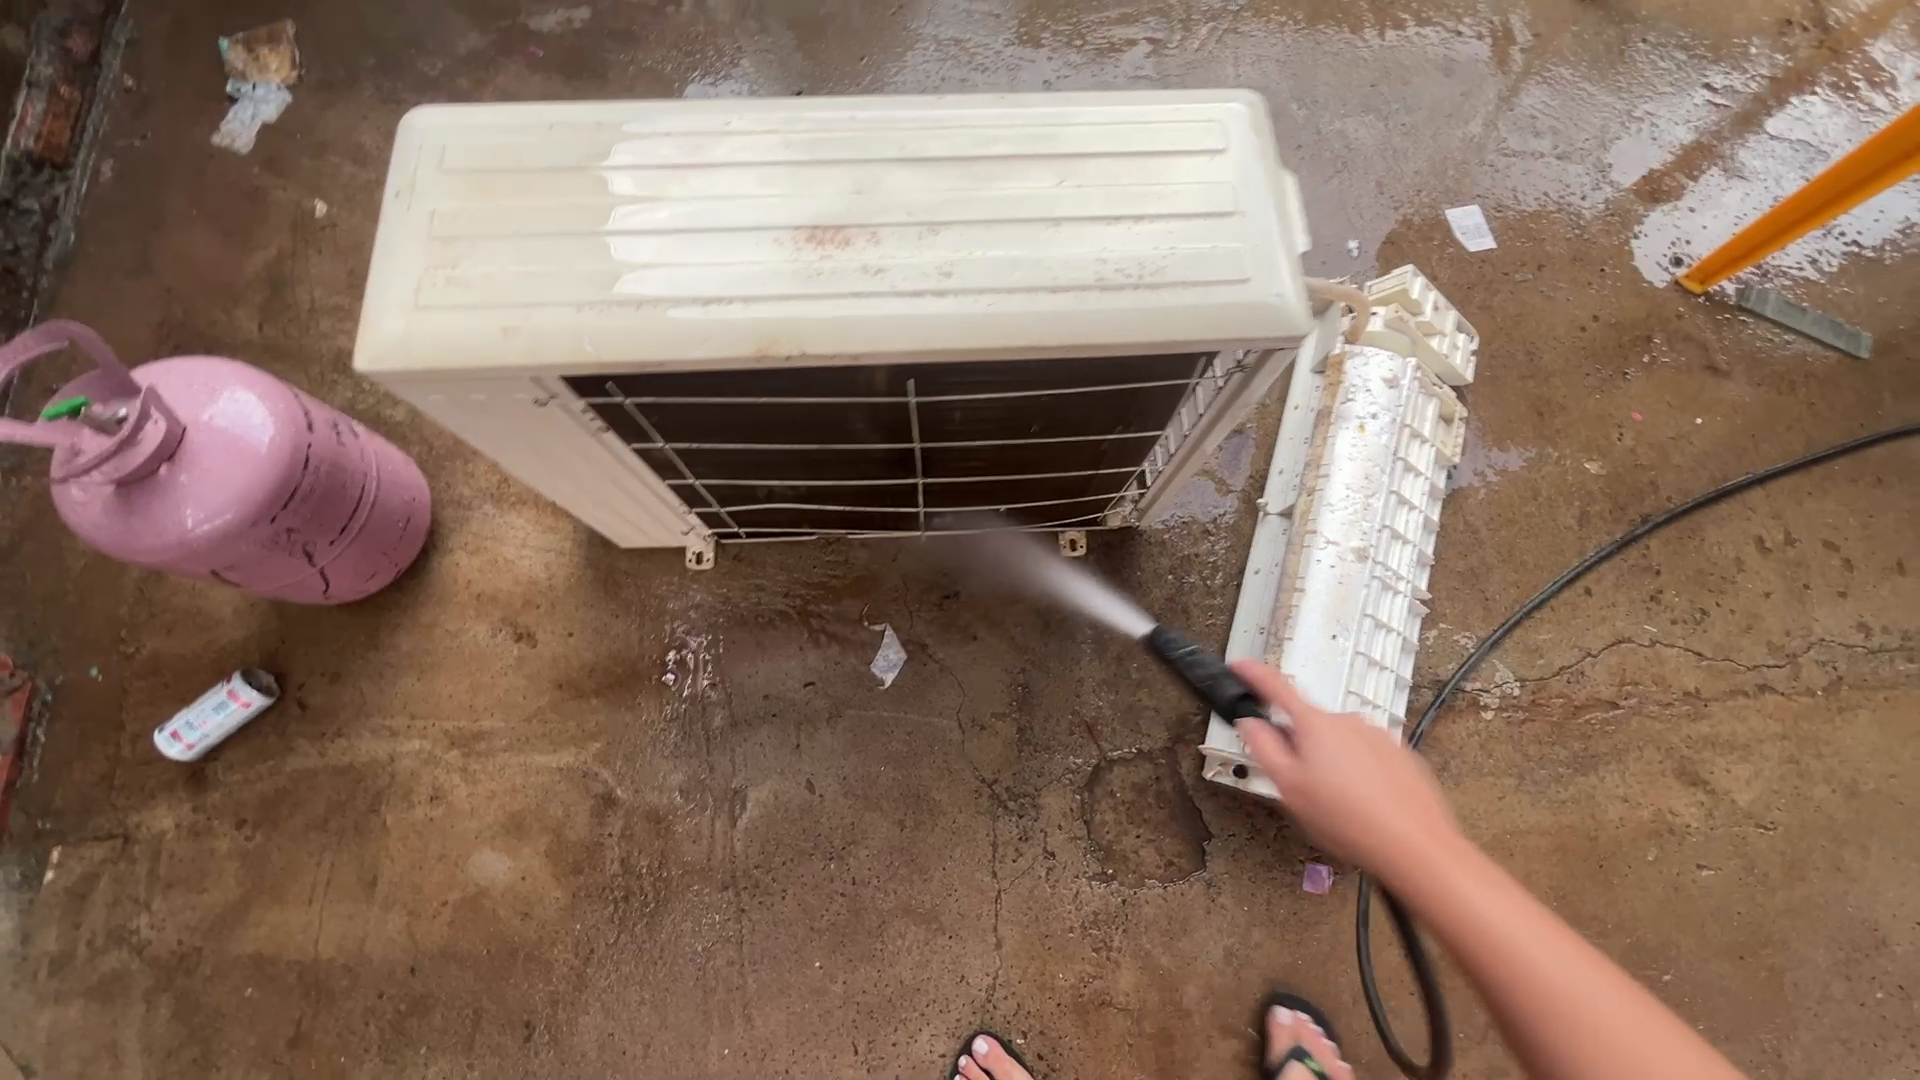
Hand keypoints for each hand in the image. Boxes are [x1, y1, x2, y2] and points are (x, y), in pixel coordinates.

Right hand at [1231, 660, 1461, 885]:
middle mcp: (1348, 721)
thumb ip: (1263, 748)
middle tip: (1300, 782)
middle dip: (1298, 747)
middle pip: (1308, 725)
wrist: (1416, 846)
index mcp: (1315, 725)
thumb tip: (1249, 725)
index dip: (1252, 674)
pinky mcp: (1401, 755)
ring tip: (1338, 803)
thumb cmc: (1352, 820)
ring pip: (1338, 743)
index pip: (1275, 687)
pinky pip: (1366, 757)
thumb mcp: (1289, 787)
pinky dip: (1359, 774)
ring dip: (1331, 763)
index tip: (1241, 665)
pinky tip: (1362, 804)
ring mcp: (1378, 736)